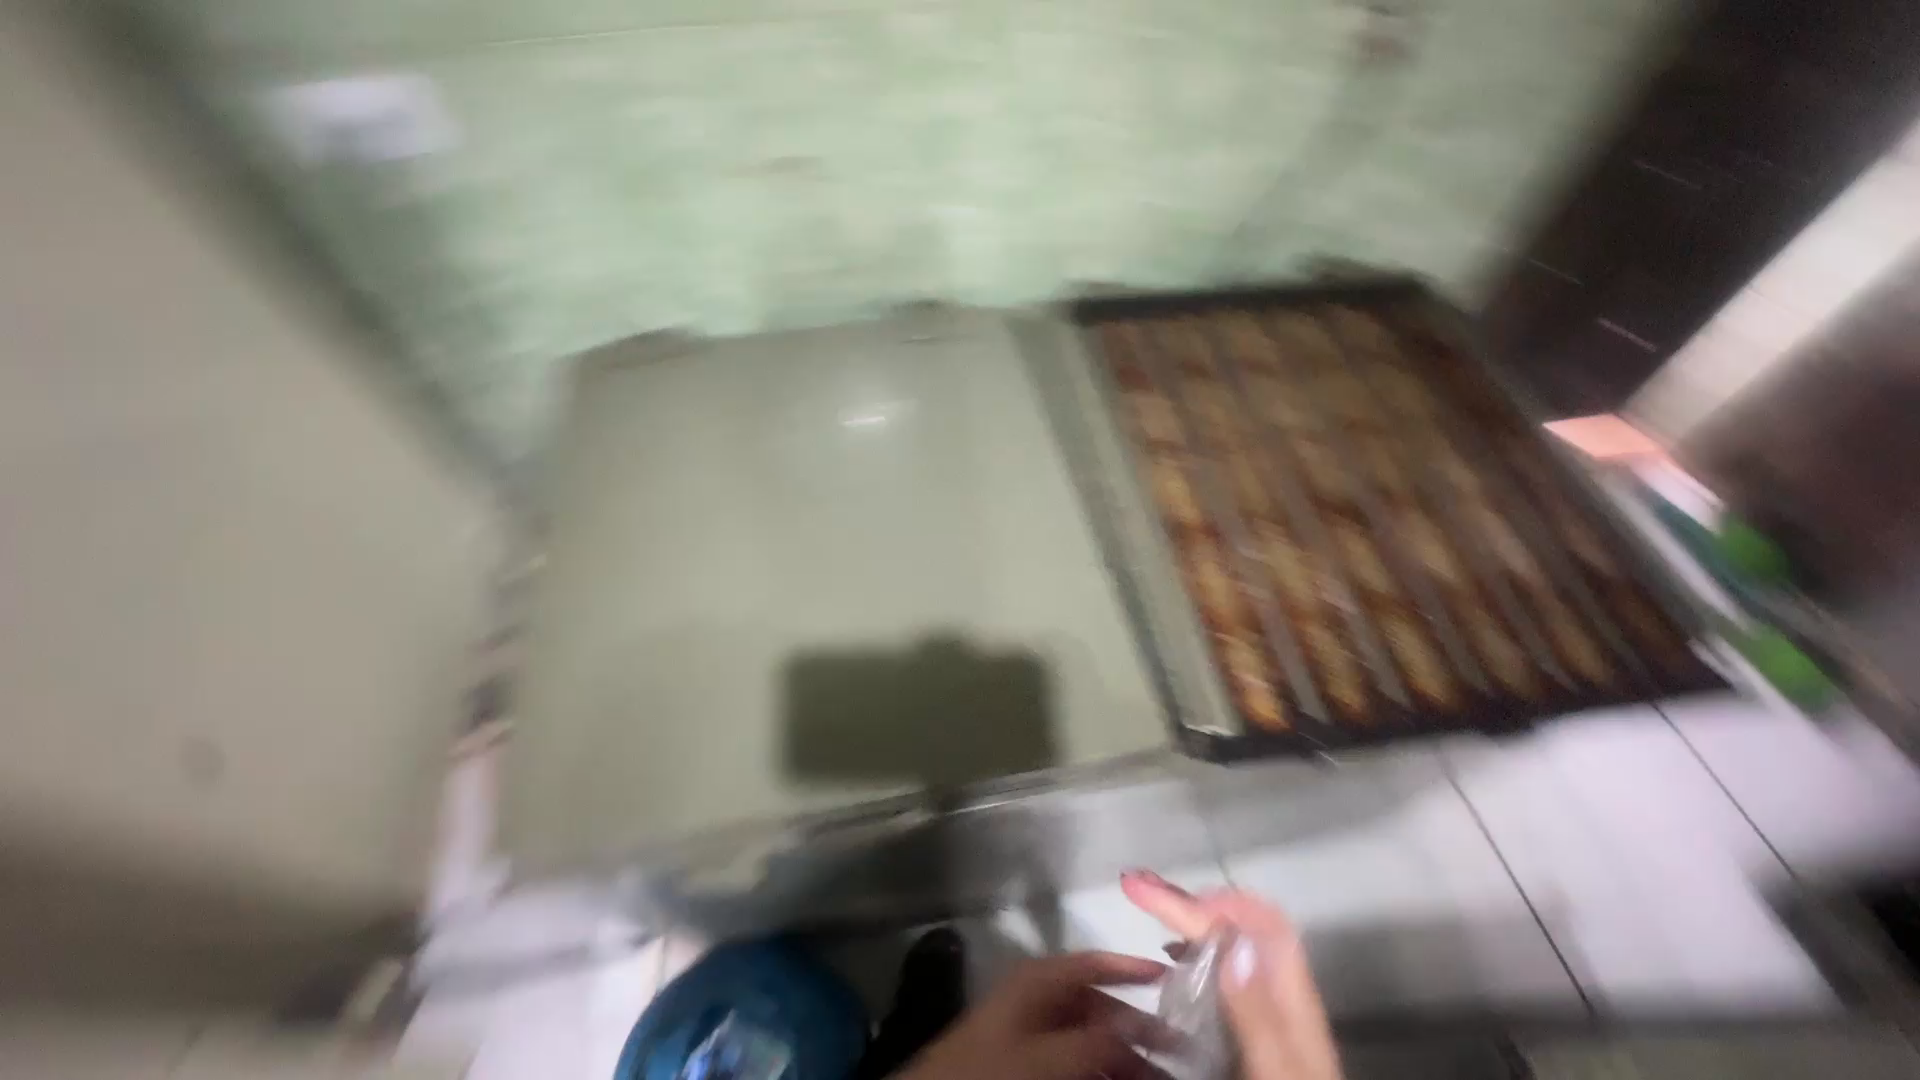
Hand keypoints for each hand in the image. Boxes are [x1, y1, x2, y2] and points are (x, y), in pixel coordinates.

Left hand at [895, 951, 1168, 1079]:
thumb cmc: (989, 1070)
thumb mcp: (1047, 1056)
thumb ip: (1096, 1040)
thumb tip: (1140, 1029)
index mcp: (1039, 982)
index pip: (1095, 963)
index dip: (1134, 968)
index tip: (1176, 980)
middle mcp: (1038, 1000)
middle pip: (1100, 1010)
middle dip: (1138, 1034)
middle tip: (1182, 1058)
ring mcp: (1030, 1035)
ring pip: (1090, 1042)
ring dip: (1124, 1061)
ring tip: (1160, 1079)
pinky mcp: (1026, 1065)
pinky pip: (1072, 1063)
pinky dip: (1100, 1073)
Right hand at [1121, 871, 1341, 1079]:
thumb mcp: (1275, 1076)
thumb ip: (1257, 1018)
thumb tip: (1232, 942)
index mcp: (1291, 1006)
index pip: (1255, 926)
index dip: (1205, 903)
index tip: (1152, 895)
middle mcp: (1284, 1002)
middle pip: (1246, 927)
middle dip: (1191, 899)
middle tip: (1138, 886)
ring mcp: (1273, 1020)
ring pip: (1238, 946)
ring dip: (1193, 919)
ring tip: (1149, 913)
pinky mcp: (1260, 1040)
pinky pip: (1229, 974)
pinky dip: (1197, 952)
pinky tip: (1173, 967)